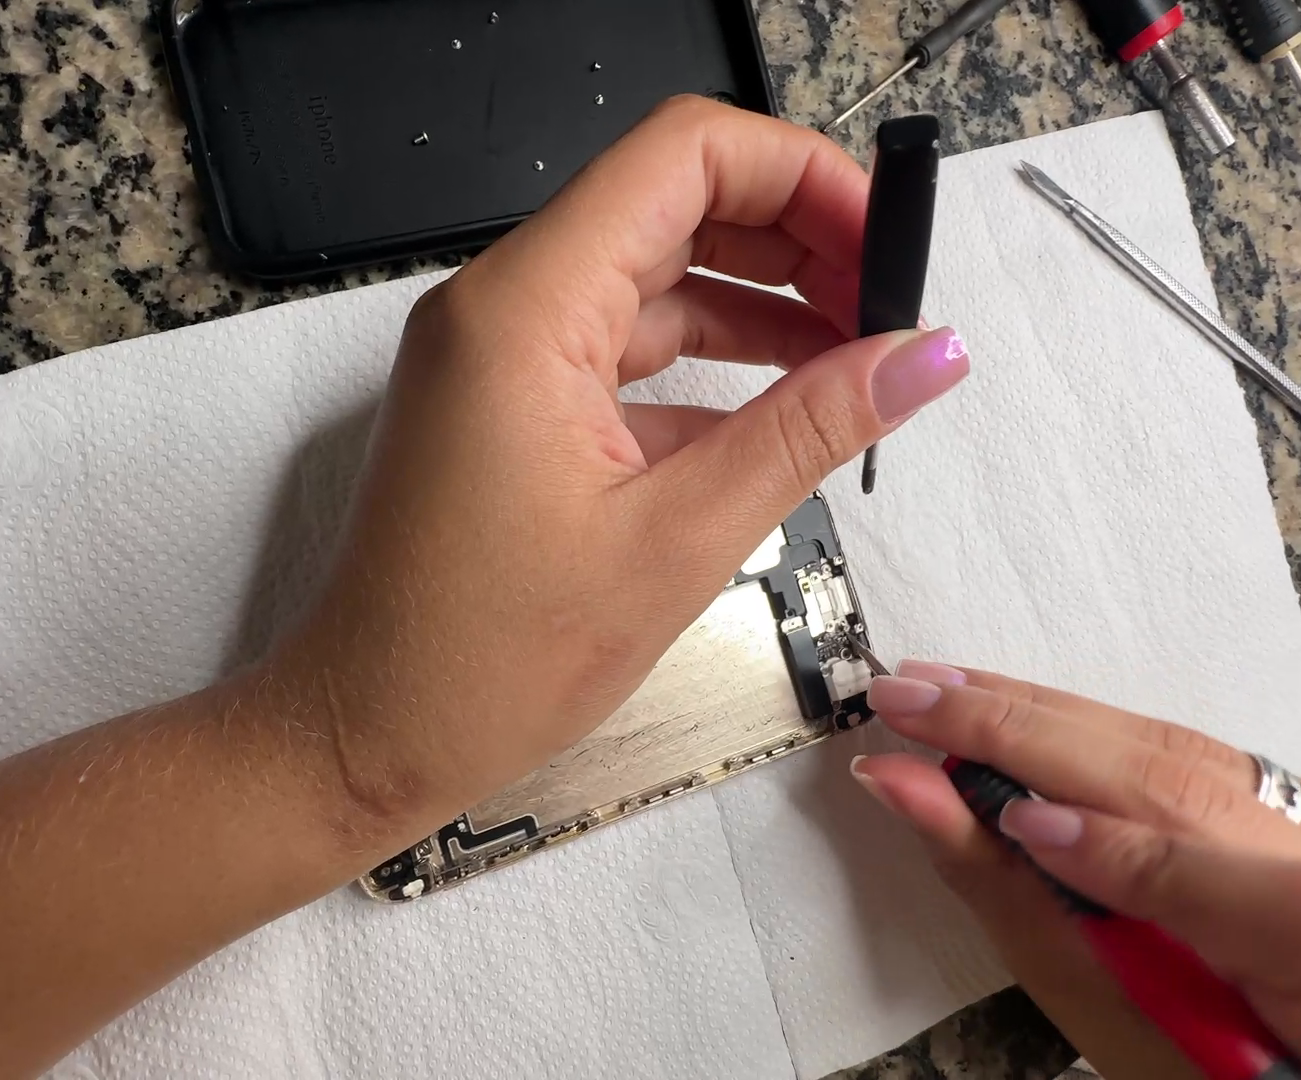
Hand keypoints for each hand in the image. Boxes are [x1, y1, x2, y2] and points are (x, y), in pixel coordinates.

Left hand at [261, 97, 969, 839]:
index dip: (799, 176)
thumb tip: (926, 353)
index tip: (880, 244)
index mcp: (525, 311)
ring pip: (646, 290)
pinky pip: (615, 362)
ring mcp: (496, 362)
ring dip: (751, 315)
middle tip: (882, 310)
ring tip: (848, 363)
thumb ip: (807, 430)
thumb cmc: (494, 659)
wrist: (374, 731)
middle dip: (790, 244)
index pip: (681, 155)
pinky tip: (766, 421)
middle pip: (669, 211)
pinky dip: (695, 377)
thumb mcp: (676, 541)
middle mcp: (499, 311)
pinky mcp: (504, 413)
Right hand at [850, 661, 1300, 1079]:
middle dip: (1032, 737)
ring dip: (1037, 712)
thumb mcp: (1092, 1005)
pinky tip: (1006, 700)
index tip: (1014, 827)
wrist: (1300, 1049)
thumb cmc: (1185, 1059)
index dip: (1144, 864)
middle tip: (905, 696)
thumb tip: (894, 779)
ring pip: (1181, 748)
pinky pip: (1181, 744)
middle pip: (1203, 791)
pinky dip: (1078, 722)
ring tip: (934, 686)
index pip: (1292, 918)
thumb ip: (999, 885)